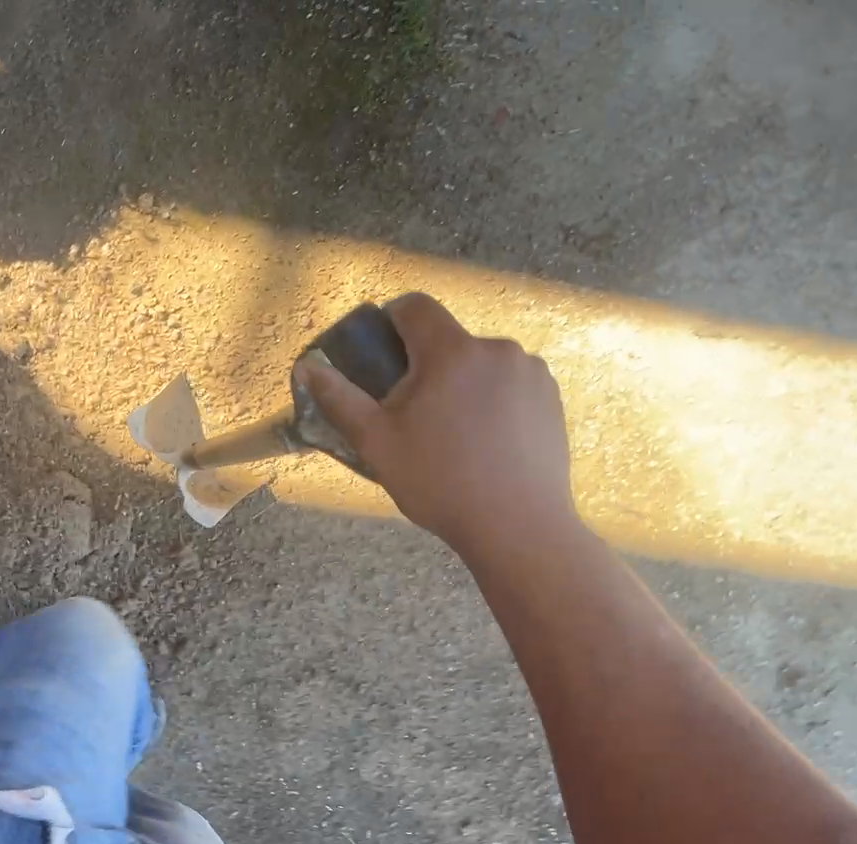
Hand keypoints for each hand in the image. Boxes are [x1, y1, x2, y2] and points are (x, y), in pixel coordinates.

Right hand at [295, 293, 581, 558]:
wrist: (515, 524)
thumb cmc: (436, 480)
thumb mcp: (374, 441)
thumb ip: (338, 397)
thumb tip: (305, 367)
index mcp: (451, 353)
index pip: (416, 306)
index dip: (390, 320)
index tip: (377, 354)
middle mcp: (497, 349)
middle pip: (447, 339)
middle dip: (422, 364)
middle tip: (407, 413)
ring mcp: (531, 372)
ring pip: (478, 363)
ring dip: (456, 383)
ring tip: (446, 433)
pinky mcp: (551, 397)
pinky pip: (507, 383)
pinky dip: (487, 400)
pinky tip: (480, 441)